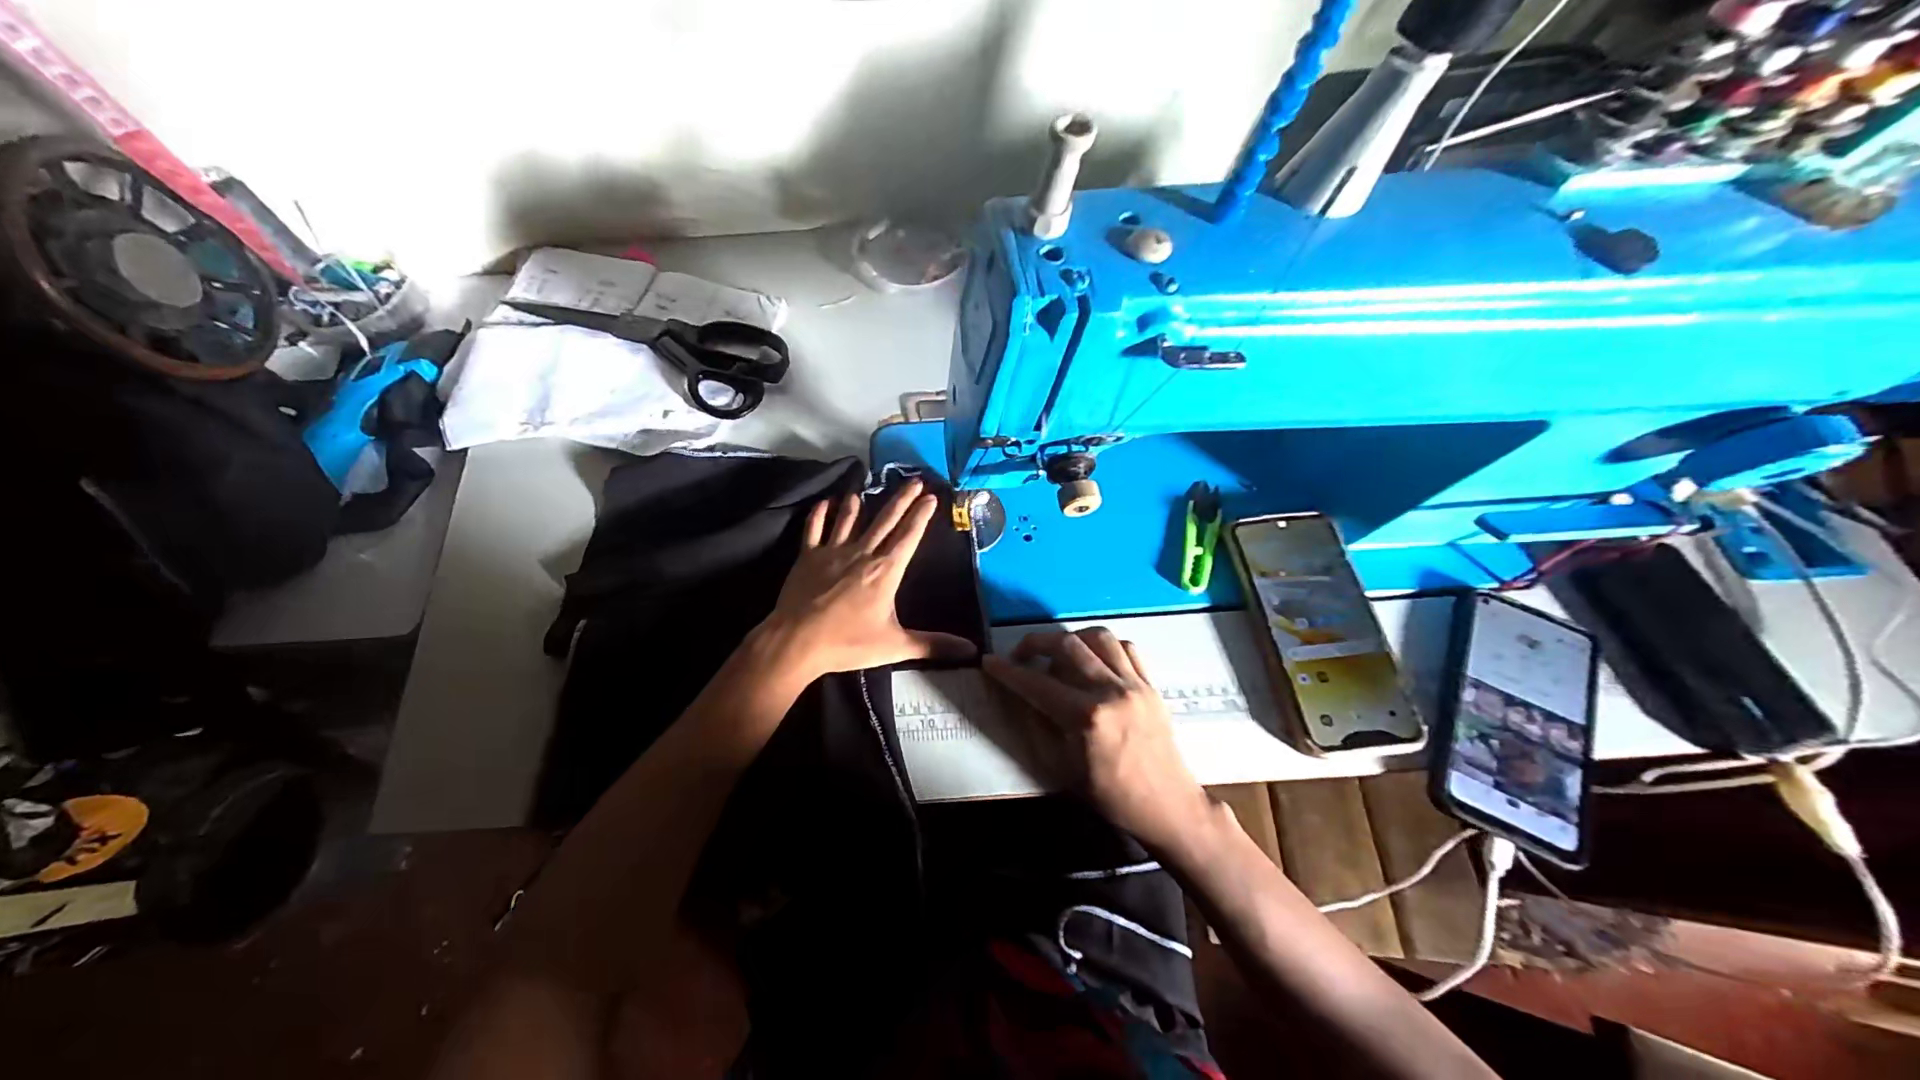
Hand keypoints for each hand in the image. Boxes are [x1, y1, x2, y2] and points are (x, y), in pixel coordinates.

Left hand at [760, 479, 975, 679]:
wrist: (797, 641)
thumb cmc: (848, 643)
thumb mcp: (895, 646)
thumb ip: (932, 644)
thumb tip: (971, 649)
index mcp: (885, 571)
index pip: (908, 536)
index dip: (921, 515)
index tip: (931, 497)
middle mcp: (861, 554)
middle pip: (885, 520)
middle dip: (902, 500)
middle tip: (914, 481)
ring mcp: (832, 552)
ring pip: (849, 520)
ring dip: (858, 504)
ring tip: (864, 489)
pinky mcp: (807, 557)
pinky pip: (815, 529)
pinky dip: (820, 514)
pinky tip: (825, 503)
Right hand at [983, 629, 1211, 852]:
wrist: (1166, 806)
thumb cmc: (1110, 795)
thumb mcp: (1062, 768)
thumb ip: (1039, 726)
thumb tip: (1021, 696)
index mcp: (1086, 717)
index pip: (1036, 683)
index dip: (1008, 671)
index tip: (989, 662)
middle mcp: (1111, 691)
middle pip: (1066, 645)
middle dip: (1035, 643)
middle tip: (1020, 655)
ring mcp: (1134, 684)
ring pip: (1099, 637)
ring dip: (1071, 638)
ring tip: (1058, 652)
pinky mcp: (1151, 685)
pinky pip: (1126, 648)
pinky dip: (1104, 646)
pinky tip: (1093, 659)